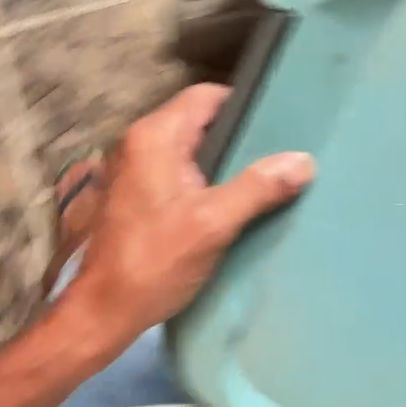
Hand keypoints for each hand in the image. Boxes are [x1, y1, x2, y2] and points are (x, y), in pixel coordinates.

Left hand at [60, 83, 314, 347]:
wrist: (102, 310)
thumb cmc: (155, 262)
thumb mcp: (213, 224)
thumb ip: (258, 188)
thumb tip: (303, 160)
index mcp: (155, 135)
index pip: (205, 96)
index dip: (242, 105)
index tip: (276, 124)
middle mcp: (138, 140)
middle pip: (196, 119)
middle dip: (235, 135)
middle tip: (276, 154)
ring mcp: (131, 165)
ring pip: (186, 145)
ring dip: (219, 159)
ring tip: (259, 177)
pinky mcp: (132, 190)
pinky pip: (174, 168)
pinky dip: (200, 177)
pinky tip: (226, 200)